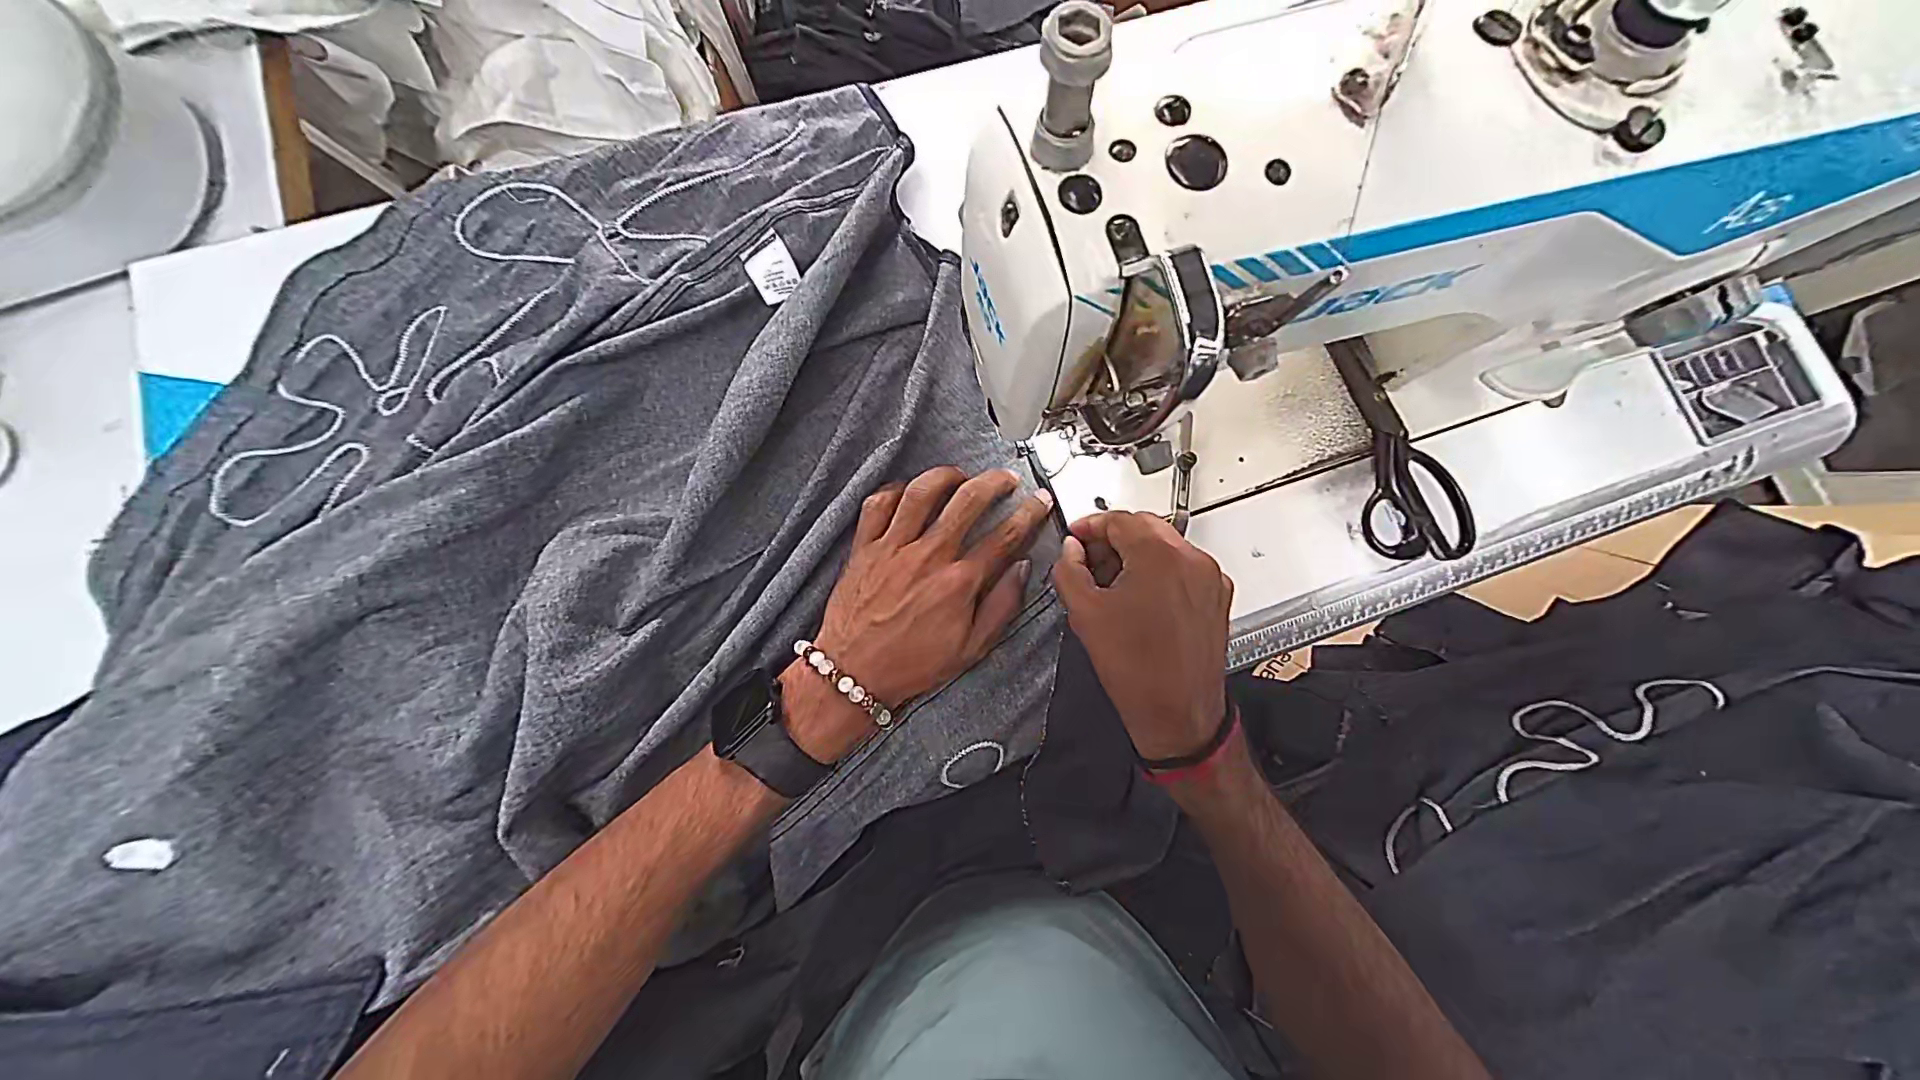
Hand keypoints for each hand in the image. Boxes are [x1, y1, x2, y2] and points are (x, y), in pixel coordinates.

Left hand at [784, 466, 1052, 761]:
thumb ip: (1002, 606)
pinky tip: (909, 492)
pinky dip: (895, 490)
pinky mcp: (865, 548)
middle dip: (994, 482)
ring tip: (960, 475)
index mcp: (958, 582)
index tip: (1038, 502)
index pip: (1005, 536)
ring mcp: (893, 548)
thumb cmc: (910, 664)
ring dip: (946, 475)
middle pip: (968, 500)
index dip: (1029, 514)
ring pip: (922, 492)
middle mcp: (928, 557)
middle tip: (1005, 479)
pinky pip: (878, 504)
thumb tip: (1022, 571)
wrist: (855, 673)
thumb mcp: (971, 648)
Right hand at [1051, 511, 1232, 760]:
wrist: (1178, 713)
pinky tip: (1137, 599)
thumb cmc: (1141, 673)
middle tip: (1087, 557)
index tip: (1077, 535)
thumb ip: (1070, 571)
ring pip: (1165, 546)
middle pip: (1145, 527)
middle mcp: (1192, 560)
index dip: (1090, 525)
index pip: (1119, 519)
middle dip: (1113, 538)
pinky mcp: (1216, 597)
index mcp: (1160, 556)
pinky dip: (1159, 572)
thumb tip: (1071, 552)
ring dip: (1136, 554)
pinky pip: (1183, 568)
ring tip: (1111, 583)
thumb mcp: (1086, 614)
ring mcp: (1209, 578)